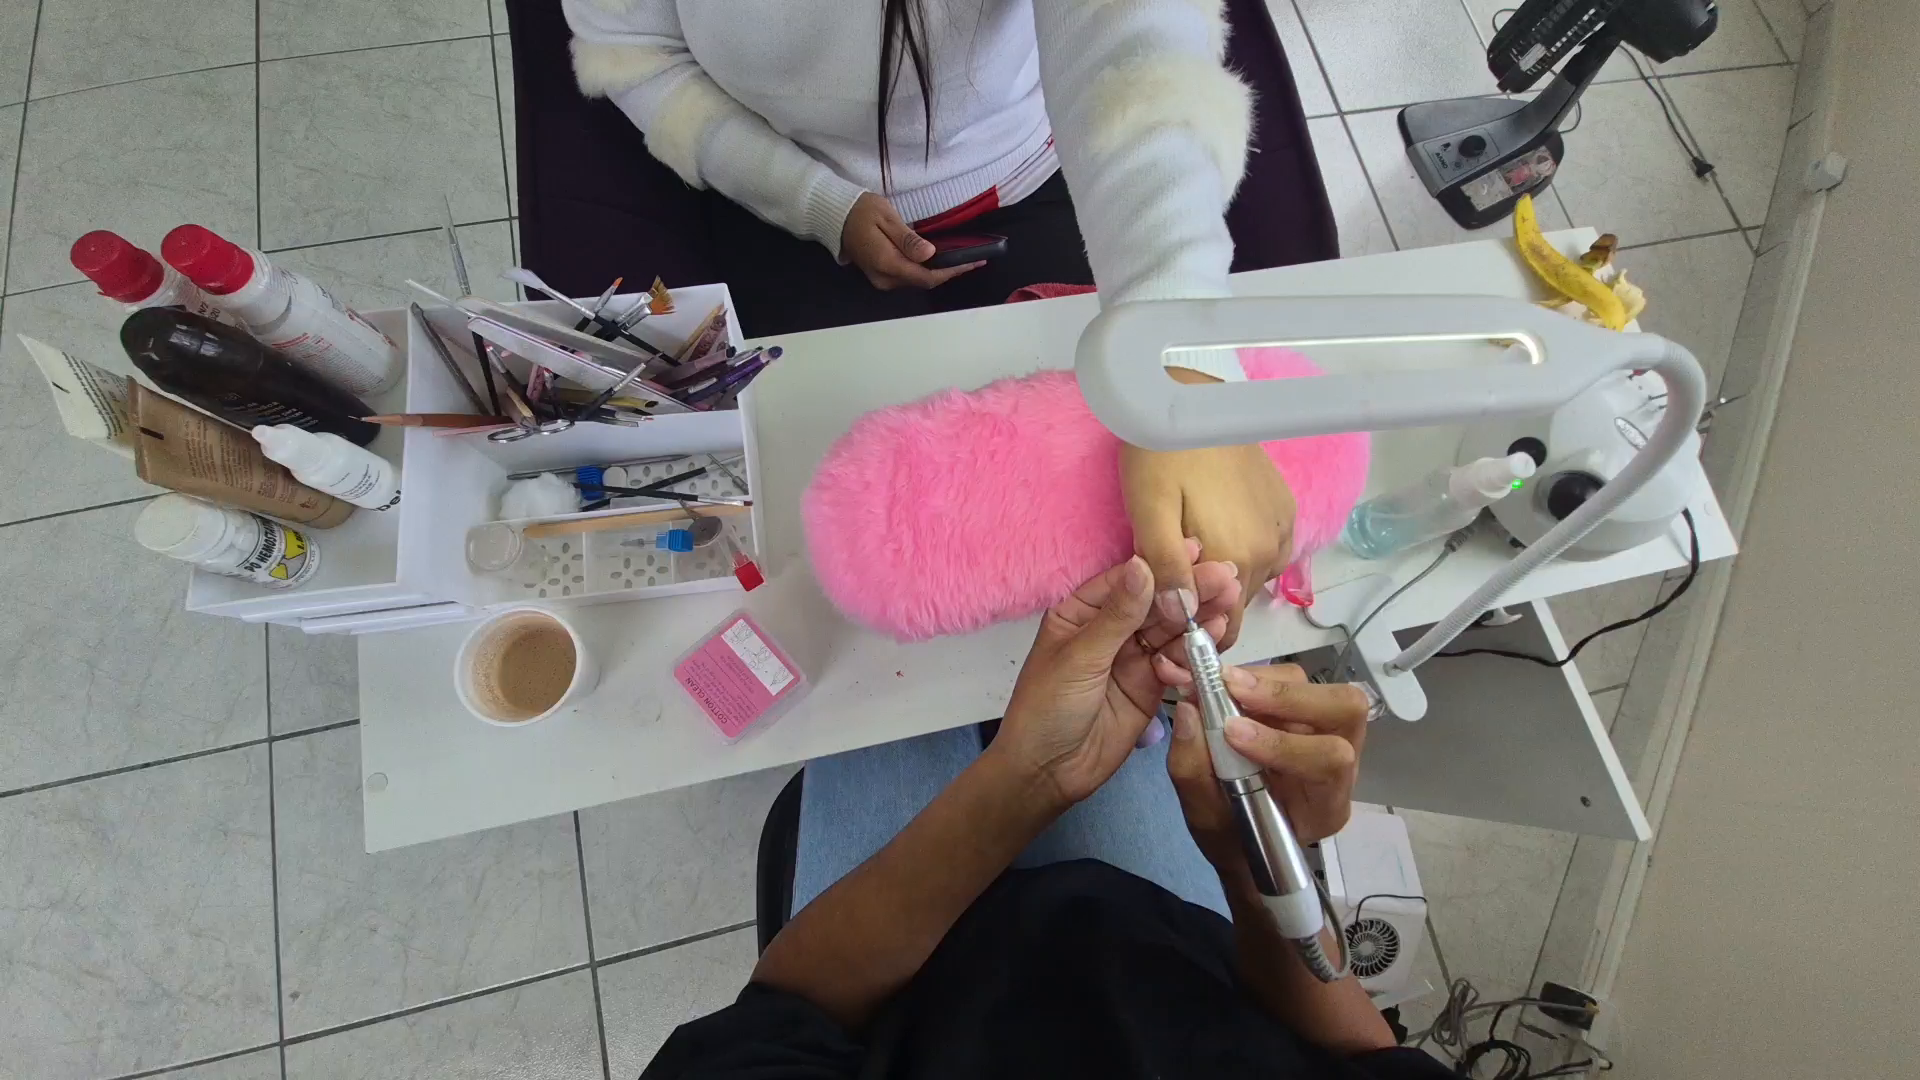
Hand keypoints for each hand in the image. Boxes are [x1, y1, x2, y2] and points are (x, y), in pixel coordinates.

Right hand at [839, 192, 984, 290]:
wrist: (835, 216)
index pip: (926, 276)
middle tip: (973, 260)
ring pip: (918, 281)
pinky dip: (927, 271)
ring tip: (962, 260)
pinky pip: (910, 277)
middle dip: (950, 272)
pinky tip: (940, 262)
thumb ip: (907, 239)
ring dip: (940, 272)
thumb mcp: (886, 217)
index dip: (951, 271)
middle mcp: (886, 279)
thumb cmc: (860, 211)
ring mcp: (883, 280)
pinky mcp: (883, 276)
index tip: (972, 262)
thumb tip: (929, 255)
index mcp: (887, 264)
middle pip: (924, 282)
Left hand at [995, 547, 1241, 807]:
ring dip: (1200, 618)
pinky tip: (1216, 638)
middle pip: (1155, 604)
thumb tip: (1142, 565)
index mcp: (1081, 613)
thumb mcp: (1080, 657)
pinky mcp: (1151, 687)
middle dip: (1188, 590)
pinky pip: (1178, 663)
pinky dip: (1195, 653)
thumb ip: (1117, 616)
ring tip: (1229, 603)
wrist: (1048, 771)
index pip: (1126, 582)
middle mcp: (1110, 630)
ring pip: (1171, 631)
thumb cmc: (1048, 706)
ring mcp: (1132, 658)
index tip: (1194, 549)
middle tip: (1225, 577)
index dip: (1159, 566)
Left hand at [1120, 371, 1295, 650]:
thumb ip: (1165, 568)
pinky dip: (1239, 560)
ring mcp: (1283, 530)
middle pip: (1236, 606)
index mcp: (1238, 557)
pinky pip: (1264, 556)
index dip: (1191, 635)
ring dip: (1219, 584)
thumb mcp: (1148, 512)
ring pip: (1248, 583)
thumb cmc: (1160, 454)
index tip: (1161, 628)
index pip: (1221, 625)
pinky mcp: (1285, 511)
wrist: (1189, 398)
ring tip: (1182, 567)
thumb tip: (1183, 620)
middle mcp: (1271, 551)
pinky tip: (1210, 543)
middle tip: (1164, 596)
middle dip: (1204, 610)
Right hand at [1161, 663, 1367, 873]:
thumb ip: (1192, 767)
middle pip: (1345, 710)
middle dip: (1285, 695)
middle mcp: (1339, 766)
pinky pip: (1294, 682)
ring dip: (1268, 681)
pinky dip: (1258, 677)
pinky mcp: (1303, 714)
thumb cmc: (1231, 835)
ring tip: (1222, 685)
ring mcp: (1326, 734)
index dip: (1282, 741)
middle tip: (1230, 686)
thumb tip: (1188, 709)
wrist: (1242, 837)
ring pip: (1320, 688)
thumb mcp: (1203, 816)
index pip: (1328, 762)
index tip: (1231, 731)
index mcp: (1325, 805)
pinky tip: (1227, 687)